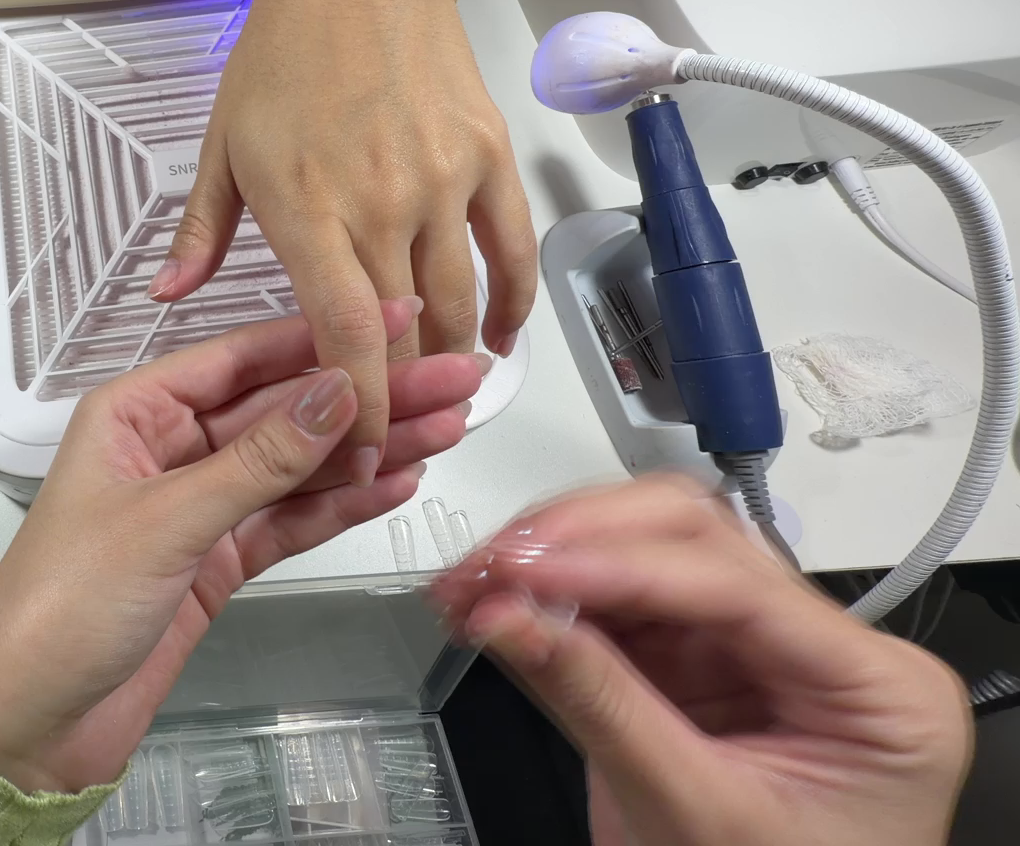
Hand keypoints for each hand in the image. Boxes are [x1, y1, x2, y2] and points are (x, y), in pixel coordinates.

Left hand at [0, 305, 487, 792]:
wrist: (36, 716)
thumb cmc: (67, 601)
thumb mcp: (166, 518)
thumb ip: (258, 459)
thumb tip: (337, 391)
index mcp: (135, 411)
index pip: (241, 359)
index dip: (319, 337)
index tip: (393, 317)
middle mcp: (168, 445)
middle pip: (278, 410)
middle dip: (363, 395)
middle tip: (451, 379)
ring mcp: (198, 502)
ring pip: (293, 464)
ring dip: (366, 448)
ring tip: (446, 426)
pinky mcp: (216, 557)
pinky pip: (288, 518)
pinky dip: (339, 503)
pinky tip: (394, 480)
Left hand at [151, 0, 535, 465]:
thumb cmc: (277, 56)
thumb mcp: (220, 147)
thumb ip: (199, 234)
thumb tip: (166, 297)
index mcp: (305, 211)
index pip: (341, 335)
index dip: (352, 406)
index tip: (352, 450)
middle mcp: (382, 206)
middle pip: (403, 332)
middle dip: (398, 397)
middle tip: (386, 438)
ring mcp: (444, 181)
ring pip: (460, 300)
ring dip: (450, 359)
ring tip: (433, 395)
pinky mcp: (488, 156)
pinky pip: (510, 248)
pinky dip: (511, 302)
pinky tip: (497, 337)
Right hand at [429, 475, 972, 845]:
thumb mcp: (692, 811)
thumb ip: (598, 704)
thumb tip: (501, 615)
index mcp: (872, 686)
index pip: (731, 585)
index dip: (611, 568)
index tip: (516, 573)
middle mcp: (805, 634)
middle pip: (685, 530)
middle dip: (575, 535)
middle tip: (493, 563)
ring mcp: (733, 629)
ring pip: (632, 535)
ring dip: (543, 549)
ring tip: (470, 578)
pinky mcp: (669, 636)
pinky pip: (593, 581)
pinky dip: (532, 581)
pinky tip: (483, 592)